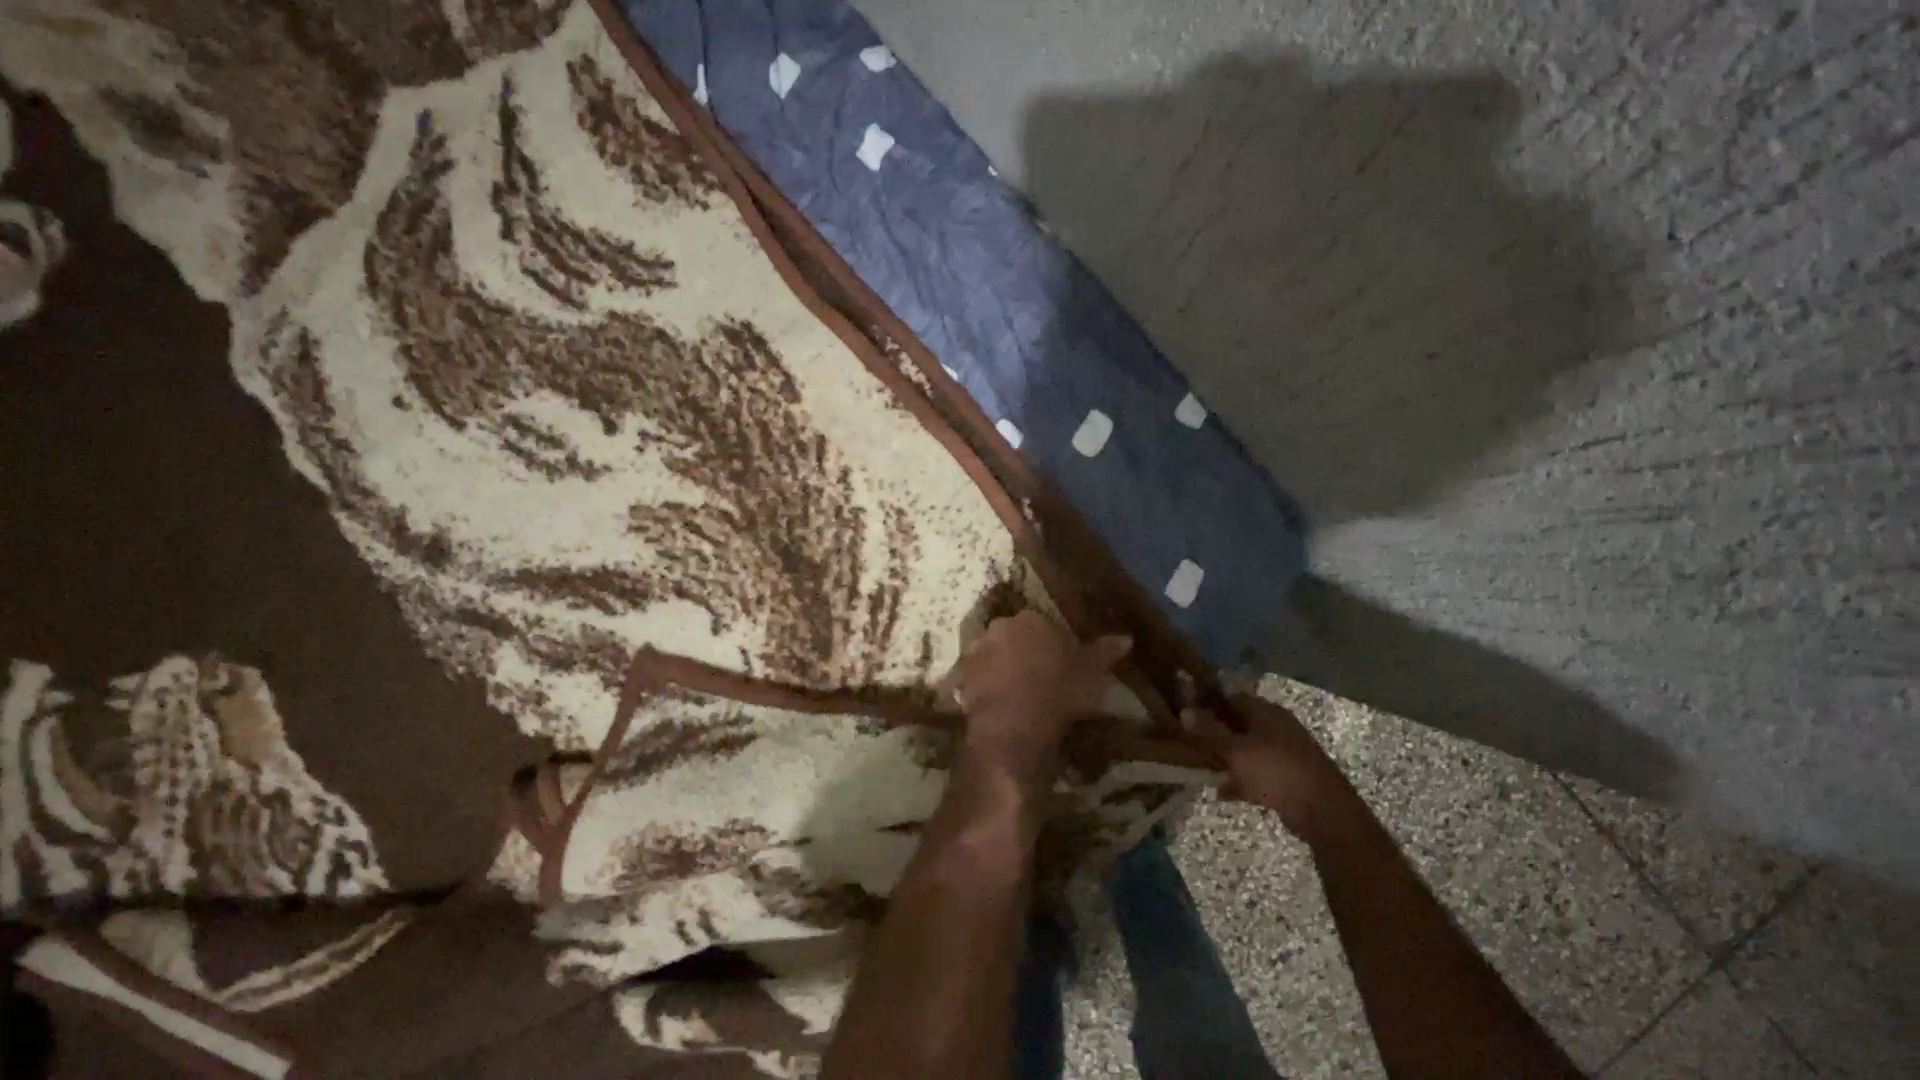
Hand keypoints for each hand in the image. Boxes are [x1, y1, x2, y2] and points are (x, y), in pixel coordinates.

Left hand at [947, 611, 1129, 768]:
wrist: (1014, 726)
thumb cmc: (1059, 692)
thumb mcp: (1092, 672)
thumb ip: (1105, 651)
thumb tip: (1126, 637)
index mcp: (1031, 619)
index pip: (1042, 624)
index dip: (1052, 644)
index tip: (1060, 664)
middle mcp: (999, 627)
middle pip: (1014, 636)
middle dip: (1023, 651)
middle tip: (1039, 678)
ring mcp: (976, 652)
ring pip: (993, 655)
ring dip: (1002, 668)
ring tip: (1017, 694)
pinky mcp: (961, 678)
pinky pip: (976, 678)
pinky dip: (985, 687)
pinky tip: (998, 705)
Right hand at [1185, 693, 1361, 844]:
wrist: (1321, 810)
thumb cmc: (1275, 770)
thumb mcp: (1236, 750)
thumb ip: (1209, 732)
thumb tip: (1184, 712)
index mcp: (1266, 712)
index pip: (1231, 698)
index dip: (1207, 703)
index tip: (1185, 713)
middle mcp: (1276, 728)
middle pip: (1238, 725)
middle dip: (1214, 734)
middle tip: (1189, 744)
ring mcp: (1283, 754)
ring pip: (1246, 751)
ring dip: (1225, 759)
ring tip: (1201, 769)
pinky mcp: (1286, 778)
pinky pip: (1256, 774)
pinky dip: (1240, 781)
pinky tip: (1221, 793)